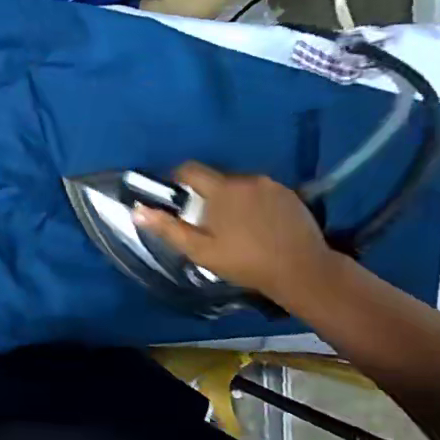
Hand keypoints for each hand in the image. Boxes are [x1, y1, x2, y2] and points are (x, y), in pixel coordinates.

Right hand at [133, 162, 338, 299]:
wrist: (301, 270)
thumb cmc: (245, 262)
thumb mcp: (200, 250)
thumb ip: (168, 228)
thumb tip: (137, 211)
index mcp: (222, 189)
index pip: (190, 169)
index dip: (177, 180)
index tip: (175, 199)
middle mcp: (247, 179)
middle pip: (216, 180)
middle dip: (207, 196)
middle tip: (206, 225)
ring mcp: (272, 185)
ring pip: (240, 186)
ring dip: (232, 200)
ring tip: (235, 228)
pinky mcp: (291, 194)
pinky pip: (262, 192)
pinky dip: (254, 204)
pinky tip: (258, 228)